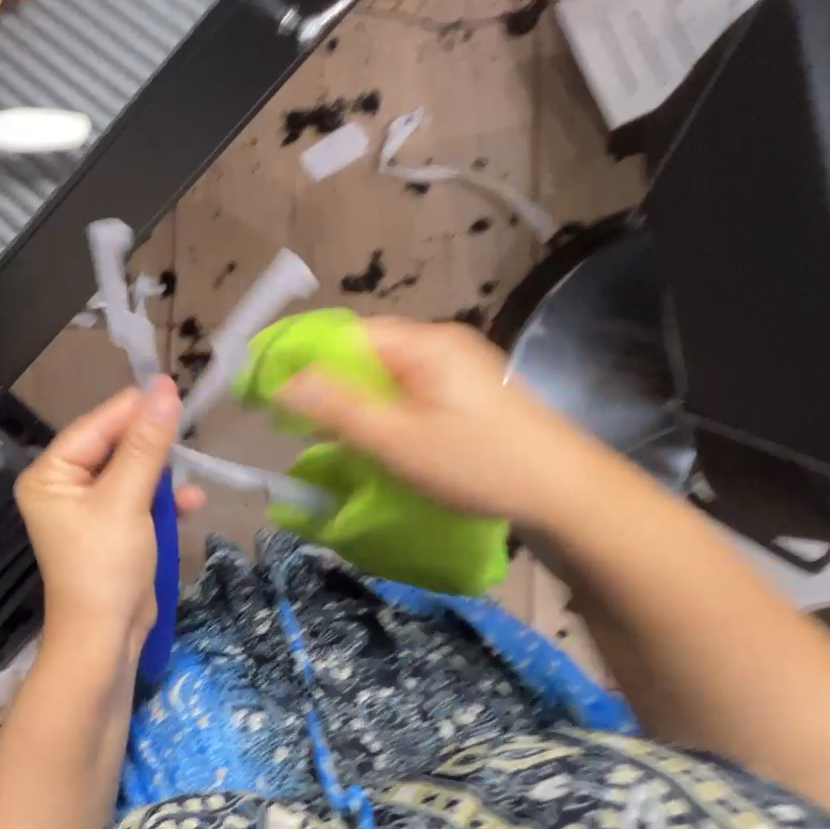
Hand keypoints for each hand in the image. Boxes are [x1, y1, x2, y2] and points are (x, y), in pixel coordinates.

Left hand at [15, 377, 204, 649]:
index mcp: (49, 475)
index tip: (173, 386)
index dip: (134, 408)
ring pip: (131, 472)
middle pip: (113, 446)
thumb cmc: (106, 566)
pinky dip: (162, 501)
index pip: (95, 427)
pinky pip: (138, 500)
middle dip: (151, 442)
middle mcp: (63, 486)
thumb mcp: (126, 501)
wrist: (106, 637)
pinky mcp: (112, 528)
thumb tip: (165, 390)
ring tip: (190, 468)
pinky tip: (190, 503)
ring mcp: (87, 509)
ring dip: (161, 473)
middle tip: (188, 424)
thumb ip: (146, 445)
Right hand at [275, 317, 608, 528]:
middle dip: (320, 379)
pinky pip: (402, 388)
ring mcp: (453, 366)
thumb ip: (337, 409)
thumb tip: (282, 384)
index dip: (298, 356)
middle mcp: (438, 343)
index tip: (263, 387)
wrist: (566, 493)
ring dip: (346, 396)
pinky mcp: (462, 392)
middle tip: (285, 416)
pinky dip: (373, 406)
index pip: (343, 334)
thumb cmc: (479, 464)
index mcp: (424, 344)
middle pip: (360, 350)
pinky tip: (363, 434)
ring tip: (316, 429)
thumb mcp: (398, 441)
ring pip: (380, 372)